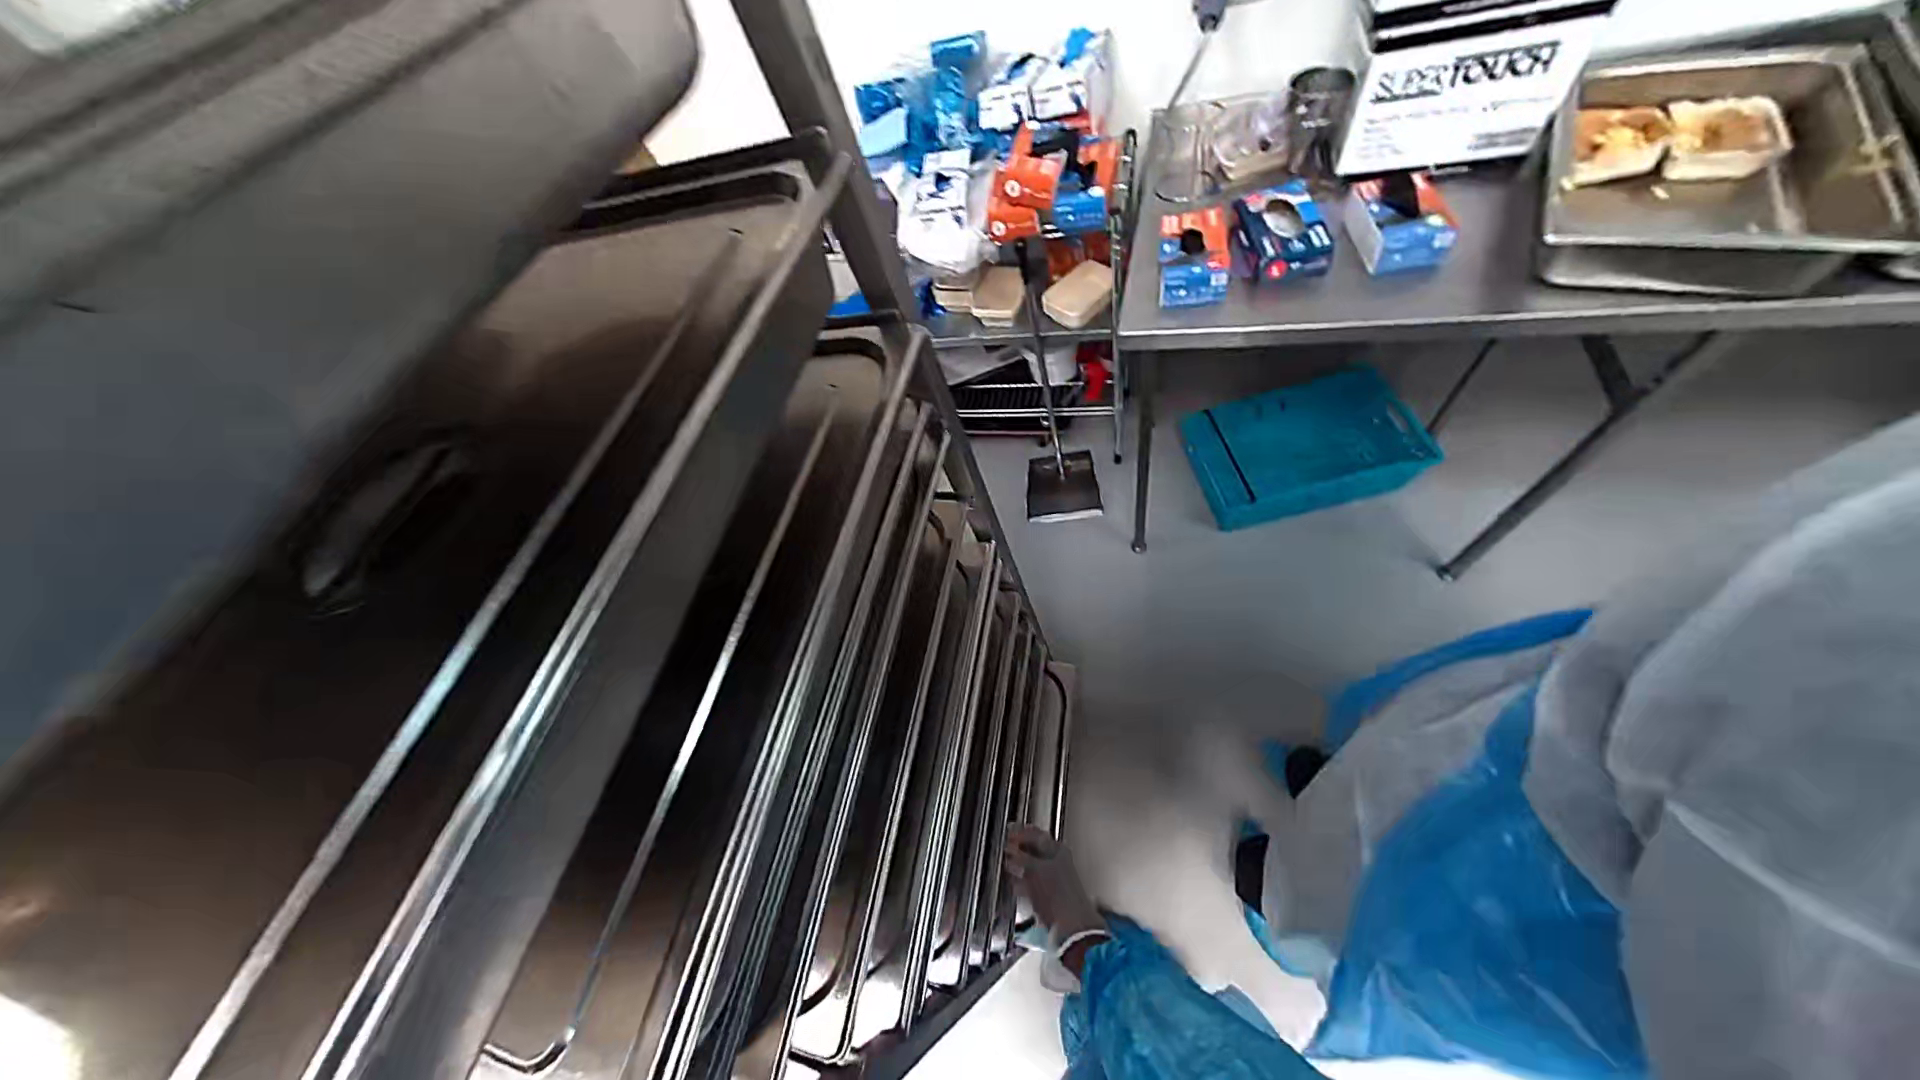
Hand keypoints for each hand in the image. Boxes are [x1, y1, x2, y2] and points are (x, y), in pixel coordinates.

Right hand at [1004, 824, 1104, 939]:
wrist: (1071, 928)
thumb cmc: (1056, 895)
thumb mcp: (1034, 869)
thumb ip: (1020, 856)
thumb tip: (1009, 847)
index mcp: (1057, 850)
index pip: (1034, 834)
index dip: (1018, 833)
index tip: (1005, 833)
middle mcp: (1058, 861)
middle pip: (1033, 849)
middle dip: (1017, 849)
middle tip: (1002, 849)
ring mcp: (1054, 879)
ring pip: (1032, 866)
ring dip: (1018, 865)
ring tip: (1004, 865)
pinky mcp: (1050, 896)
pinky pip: (1032, 883)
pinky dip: (1021, 881)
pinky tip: (1013, 885)